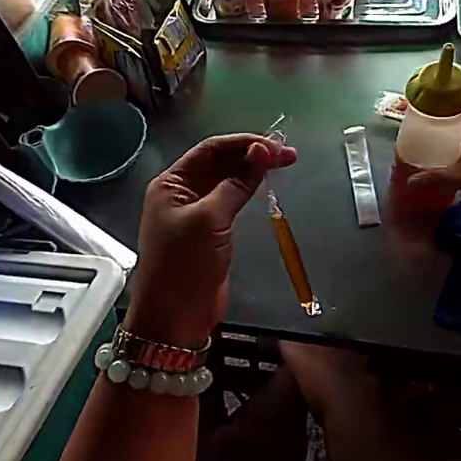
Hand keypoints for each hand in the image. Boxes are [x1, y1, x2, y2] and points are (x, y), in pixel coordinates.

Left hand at [124, 134, 296, 346]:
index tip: (276, 146)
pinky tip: (266, 186)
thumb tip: (263, 150)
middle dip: (252, 155)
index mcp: (171, 184)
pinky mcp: (211, 232)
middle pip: (220, 163)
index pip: (211, 150)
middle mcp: (182, 193)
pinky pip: (232, 202)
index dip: (244, 144)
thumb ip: (237, 183)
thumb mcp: (210, 219)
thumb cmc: (184, 263)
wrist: (174, 317)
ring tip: (284, 164)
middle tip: (289, 155)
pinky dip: (250, 191)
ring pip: (228, 181)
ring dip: (254, 171)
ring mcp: (197, 213)